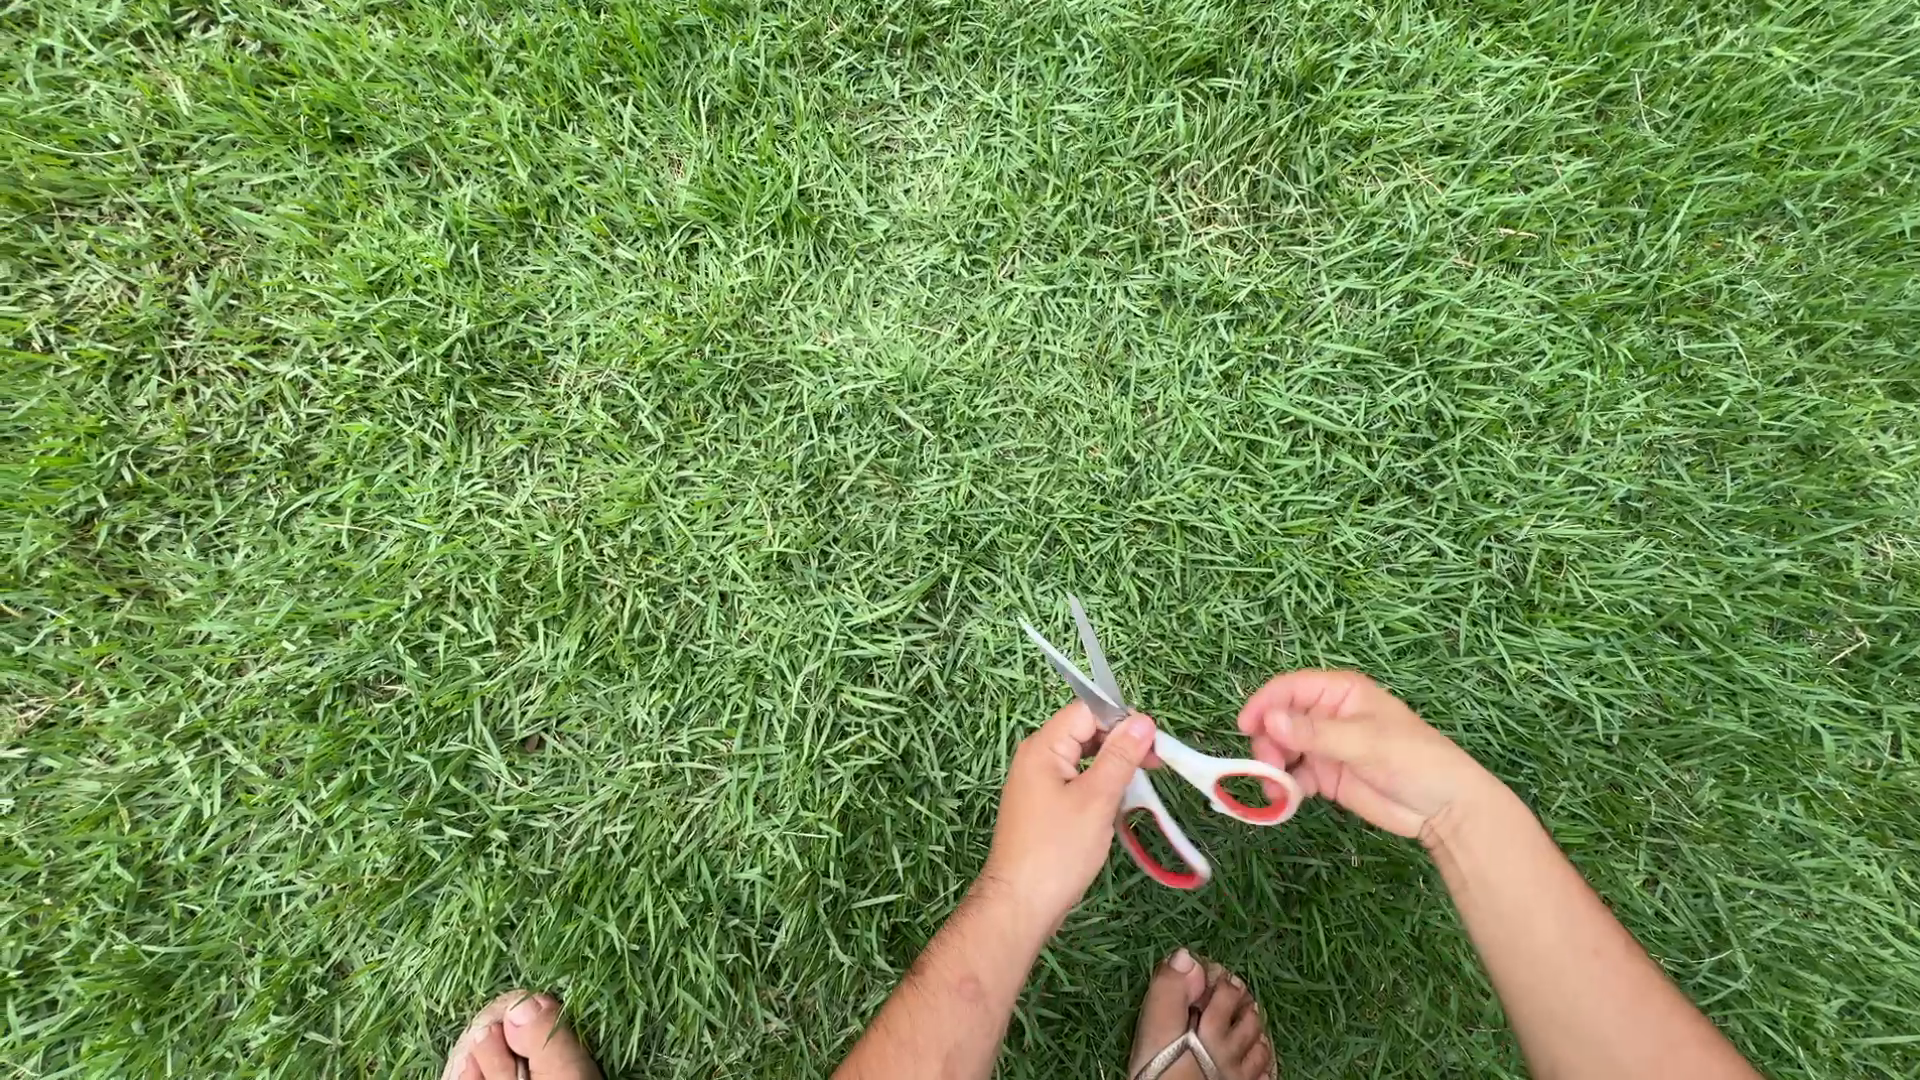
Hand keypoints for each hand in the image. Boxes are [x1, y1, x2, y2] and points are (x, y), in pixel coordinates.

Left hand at [980, 702, 1156, 924]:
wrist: (1020, 904)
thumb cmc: (1058, 848)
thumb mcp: (1097, 798)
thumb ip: (1120, 756)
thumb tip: (1143, 720)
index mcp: (1043, 746)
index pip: (1086, 712)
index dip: (1121, 720)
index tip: (1153, 742)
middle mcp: (1036, 757)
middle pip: (1085, 733)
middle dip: (1121, 744)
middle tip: (1157, 764)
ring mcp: (1037, 782)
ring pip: (1083, 760)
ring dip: (1113, 768)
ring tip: (1142, 786)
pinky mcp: (1043, 806)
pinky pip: (1076, 782)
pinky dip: (1099, 788)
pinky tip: (1118, 805)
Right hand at [1236, 670, 1503, 842]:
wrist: (1446, 810)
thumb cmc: (1413, 760)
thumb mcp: (1363, 742)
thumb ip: (1314, 733)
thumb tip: (1269, 721)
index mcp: (1338, 692)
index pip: (1289, 688)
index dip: (1265, 703)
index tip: (1246, 726)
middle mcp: (1326, 715)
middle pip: (1279, 719)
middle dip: (1268, 741)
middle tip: (1268, 765)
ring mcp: (1324, 746)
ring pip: (1281, 748)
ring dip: (1272, 766)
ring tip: (1277, 788)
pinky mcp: (1325, 775)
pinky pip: (1293, 775)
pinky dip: (1284, 785)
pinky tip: (1286, 799)